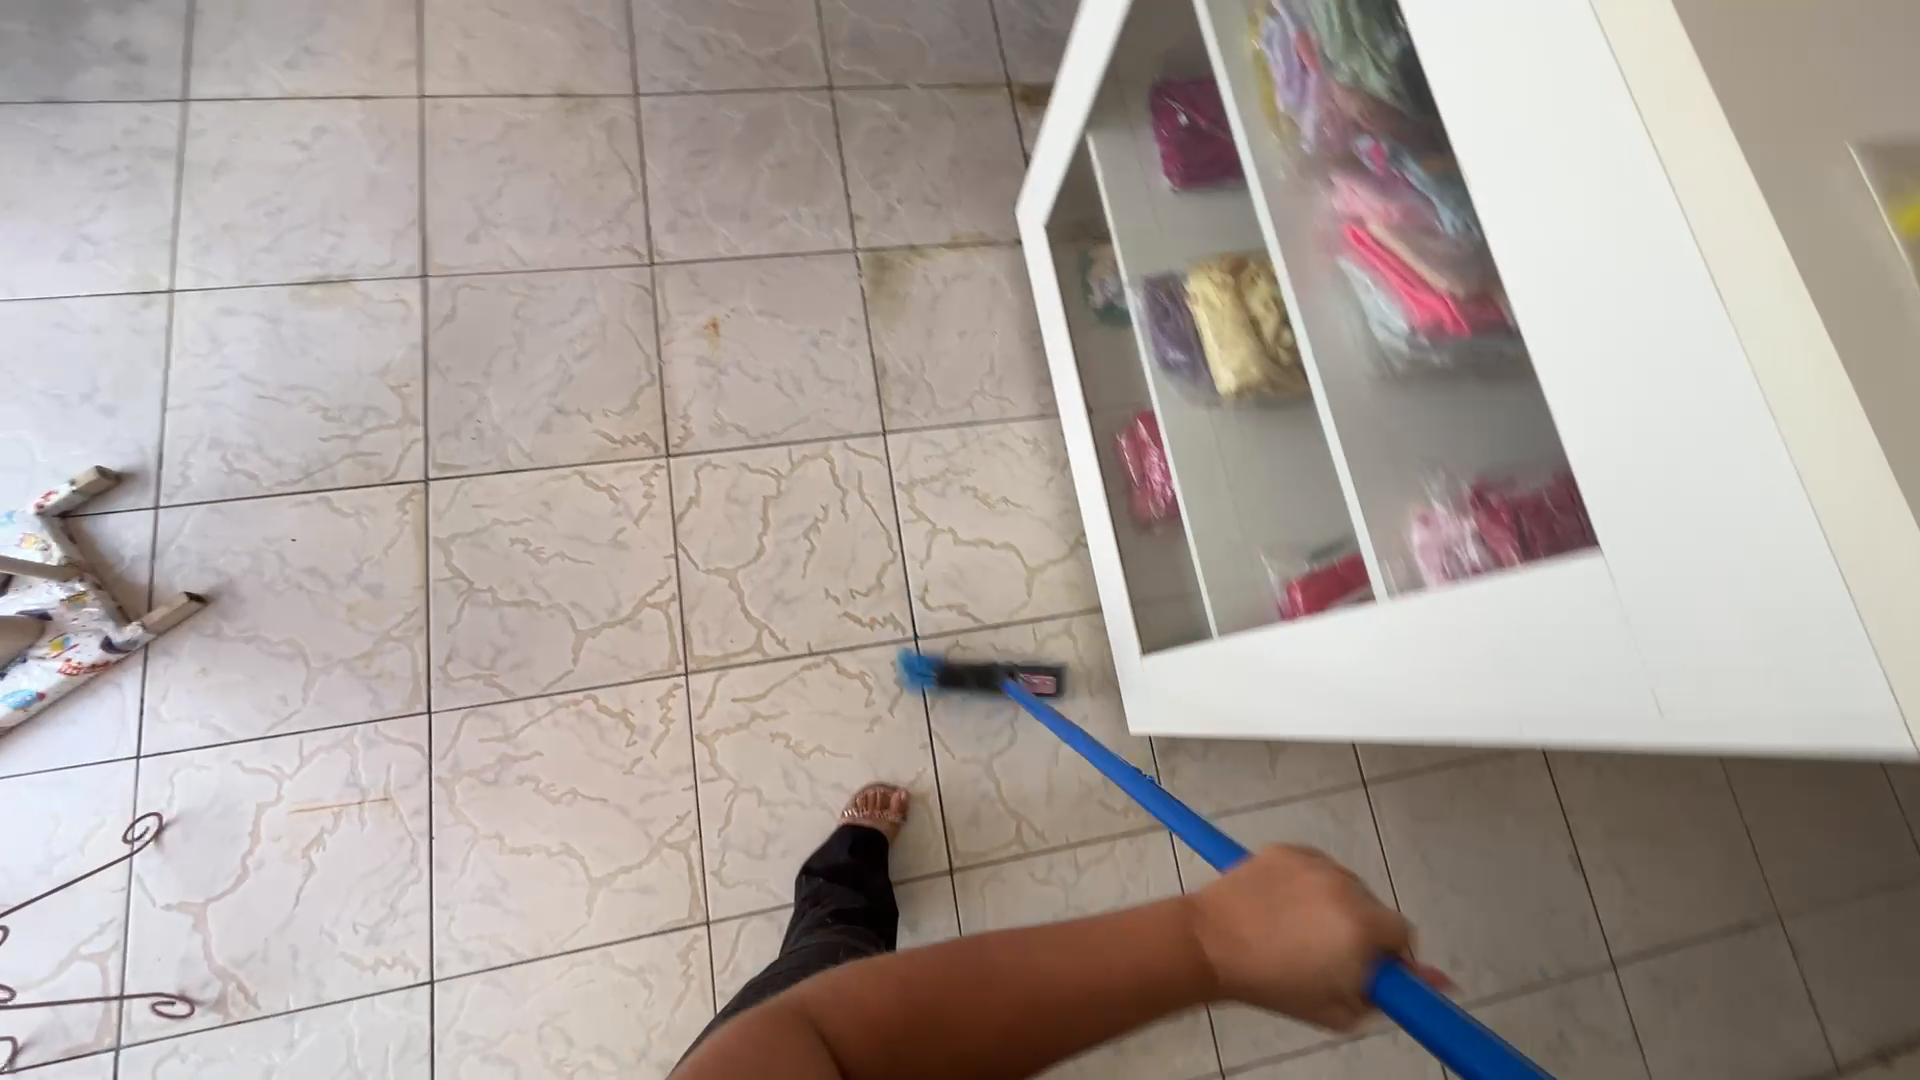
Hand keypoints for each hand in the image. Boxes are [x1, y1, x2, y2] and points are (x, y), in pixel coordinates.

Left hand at [1182, 844, 1445, 1029]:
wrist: (1211, 941)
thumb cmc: (1275, 982)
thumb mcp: (1342, 1009)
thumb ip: (1392, 995)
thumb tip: (1440, 982)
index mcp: (1362, 923)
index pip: (1404, 935)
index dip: (1391, 956)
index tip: (1370, 968)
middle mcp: (1343, 884)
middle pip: (1374, 907)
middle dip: (1362, 930)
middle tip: (1329, 952)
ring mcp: (1311, 861)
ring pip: (1344, 885)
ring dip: (1336, 904)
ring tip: (1299, 927)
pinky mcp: (1285, 848)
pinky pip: (1314, 867)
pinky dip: (1308, 882)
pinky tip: (1284, 904)